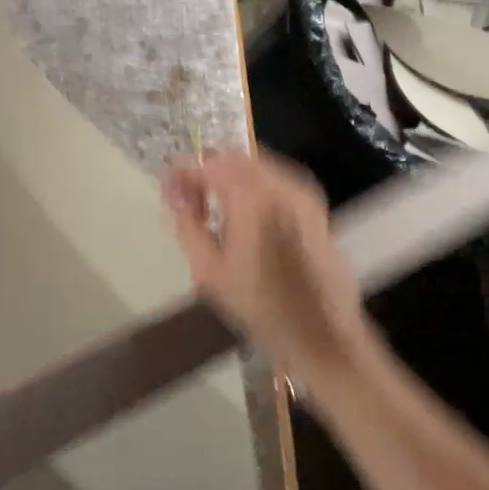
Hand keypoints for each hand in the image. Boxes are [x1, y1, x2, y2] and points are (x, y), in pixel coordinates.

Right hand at [164, 151, 373, 382]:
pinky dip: (255, 188)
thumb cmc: (259, 304)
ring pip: (258, 168)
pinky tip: (245, 217)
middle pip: (235, 159)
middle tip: (189, 202)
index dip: (184, 170)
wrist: (320, 330)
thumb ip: (186, 222)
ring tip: (215, 211)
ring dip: (232, 179)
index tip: (168, 187)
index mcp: (253, 199)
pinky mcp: (316, 208)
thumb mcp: (208, 269)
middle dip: (208, 172)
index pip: (210, 164)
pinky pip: (277, 181)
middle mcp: (282, 187)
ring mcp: (304, 195)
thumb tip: (173, 191)